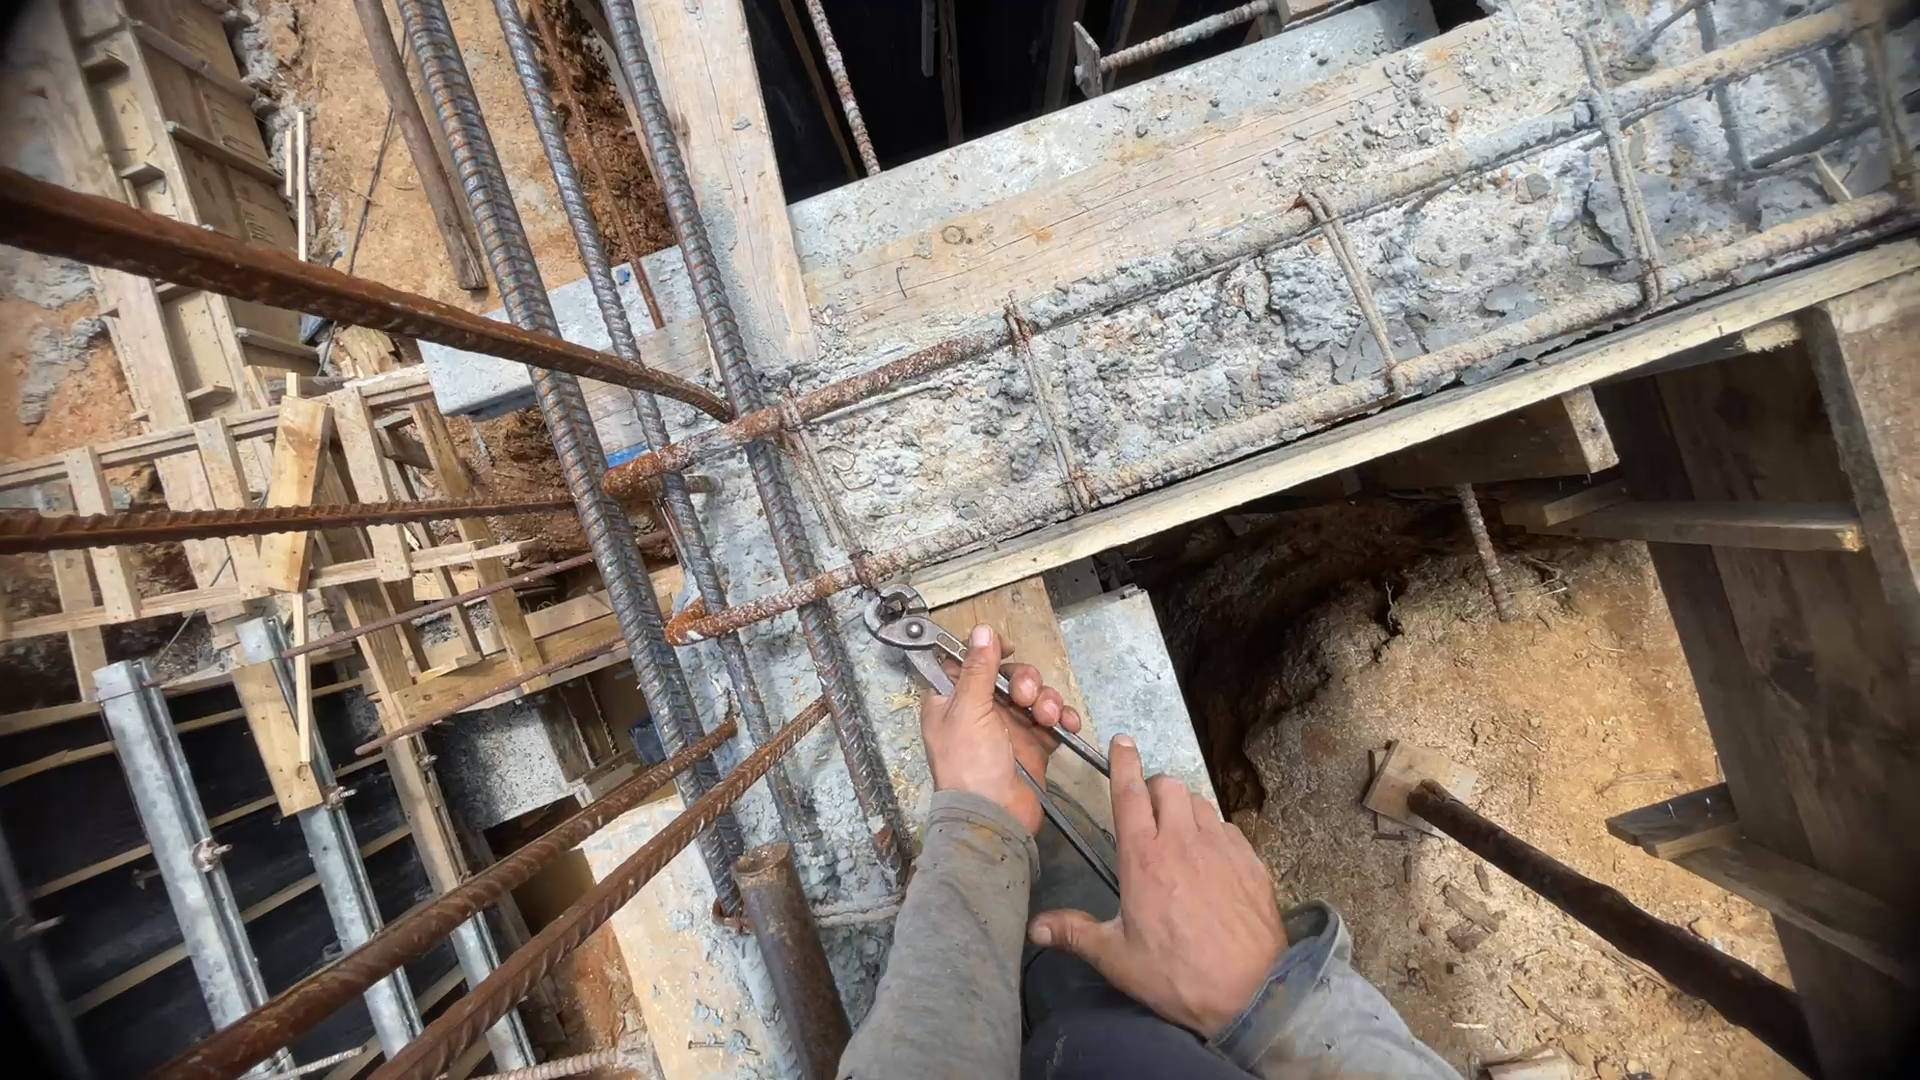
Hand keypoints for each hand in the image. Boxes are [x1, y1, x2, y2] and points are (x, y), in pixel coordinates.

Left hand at [919, 624, 1084, 834]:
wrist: (996, 817)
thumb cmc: (970, 767)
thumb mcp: (968, 711)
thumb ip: (977, 669)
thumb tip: (982, 631)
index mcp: (952, 700)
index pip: (967, 662)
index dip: (987, 652)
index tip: (1005, 650)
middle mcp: (979, 710)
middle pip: (1007, 675)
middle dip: (1024, 680)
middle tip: (1025, 696)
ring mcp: (1007, 727)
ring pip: (1033, 695)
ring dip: (1046, 699)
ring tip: (1047, 716)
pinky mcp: (1032, 743)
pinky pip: (1051, 720)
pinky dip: (1062, 718)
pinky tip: (1066, 723)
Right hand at [1027, 735, 1285, 1036]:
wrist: (1256, 996)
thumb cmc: (1180, 976)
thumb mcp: (1119, 959)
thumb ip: (1076, 935)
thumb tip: (1036, 929)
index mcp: (1144, 856)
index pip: (1130, 791)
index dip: (1123, 762)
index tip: (1121, 742)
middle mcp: (1182, 840)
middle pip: (1167, 785)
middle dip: (1154, 788)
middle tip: (1148, 811)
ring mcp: (1220, 847)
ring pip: (1199, 801)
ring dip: (1184, 807)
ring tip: (1178, 832)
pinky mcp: (1250, 860)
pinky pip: (1227, 827)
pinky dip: (1214, 830)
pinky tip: (1211, 856)